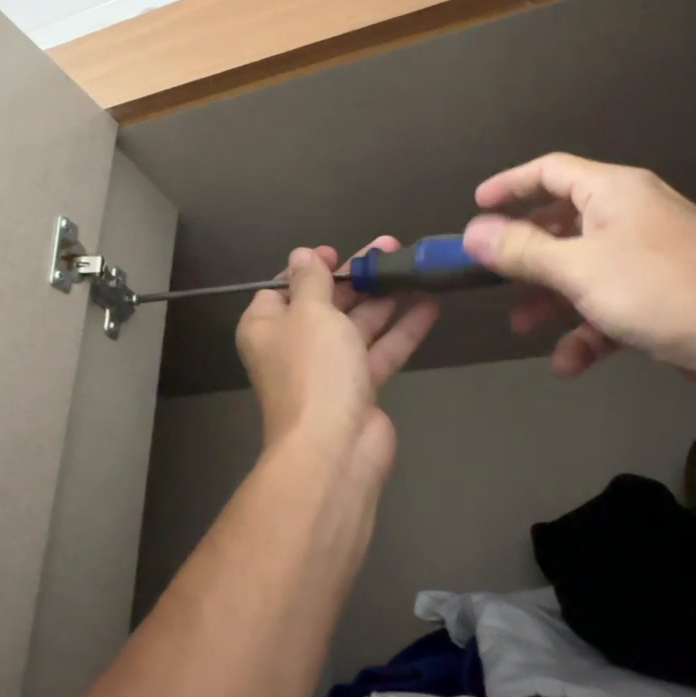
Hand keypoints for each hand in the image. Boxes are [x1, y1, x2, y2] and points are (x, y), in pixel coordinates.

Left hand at [236, 240, 439, 479]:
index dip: (308, 269)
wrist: (334, 448)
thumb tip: (301, 255)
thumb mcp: (309, 313)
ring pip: (356, 326)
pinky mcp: (358, 389)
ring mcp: (327, 370)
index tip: (335, 253)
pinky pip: (379, 351)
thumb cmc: (313, 370)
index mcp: (266, 327)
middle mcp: (292, 346)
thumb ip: (310, 280)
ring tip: (414, 269)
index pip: (282, 289)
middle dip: (356, 277)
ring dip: (383, 299)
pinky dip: (401, 330)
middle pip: (325, 303)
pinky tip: (429, 305)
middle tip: (391, 248)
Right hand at [461, 153, 695, 409]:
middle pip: (562, 225)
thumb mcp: (579, 269)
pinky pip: (610, 307)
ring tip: (522, 328)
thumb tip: (472, 232)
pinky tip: (570, 364)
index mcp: (615, 193)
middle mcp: (633, 218)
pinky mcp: (664, 301)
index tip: (475, 207)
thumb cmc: (664, 291)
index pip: (551, 171)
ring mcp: (650, 260)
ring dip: (550, 300)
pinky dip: (586, 332)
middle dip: (524, 255)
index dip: (510, 185)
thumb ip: (521, 251)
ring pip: (582, 272)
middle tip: (489, 277)